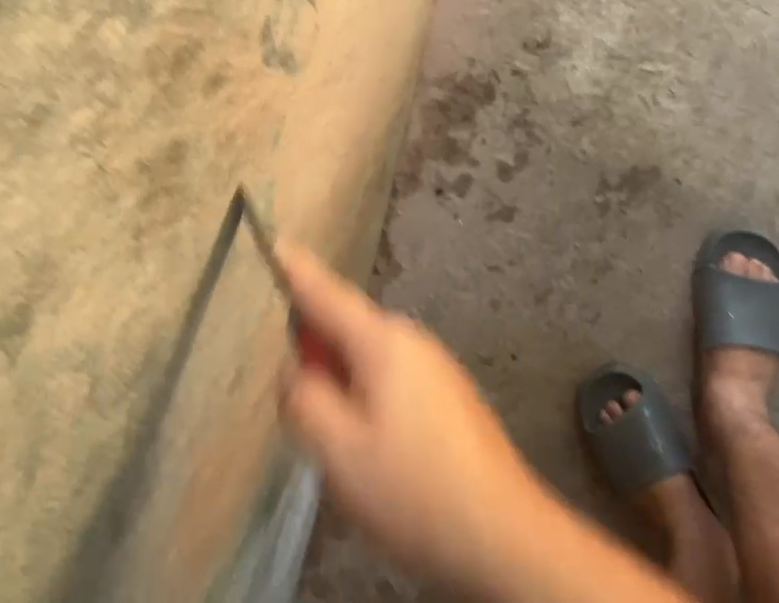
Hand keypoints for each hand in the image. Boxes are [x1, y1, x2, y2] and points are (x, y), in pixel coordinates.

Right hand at [277, 247, 550, 596]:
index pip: (327, 294)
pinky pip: (391, 384)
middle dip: (317, 357)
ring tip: (340, 448)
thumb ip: (303, 399)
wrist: (502, 535)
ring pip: (368, 363)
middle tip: (301, 412)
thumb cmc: (413, 488)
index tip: (275, 243)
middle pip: (347, 332)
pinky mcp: (449, 398)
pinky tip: (374, 455)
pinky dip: (368, 404)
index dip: (296, 271)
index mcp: (383, 342)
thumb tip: (294, 369)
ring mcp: (436, 369)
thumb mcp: (338, 449)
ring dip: (342, 388)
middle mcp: (412, 342)